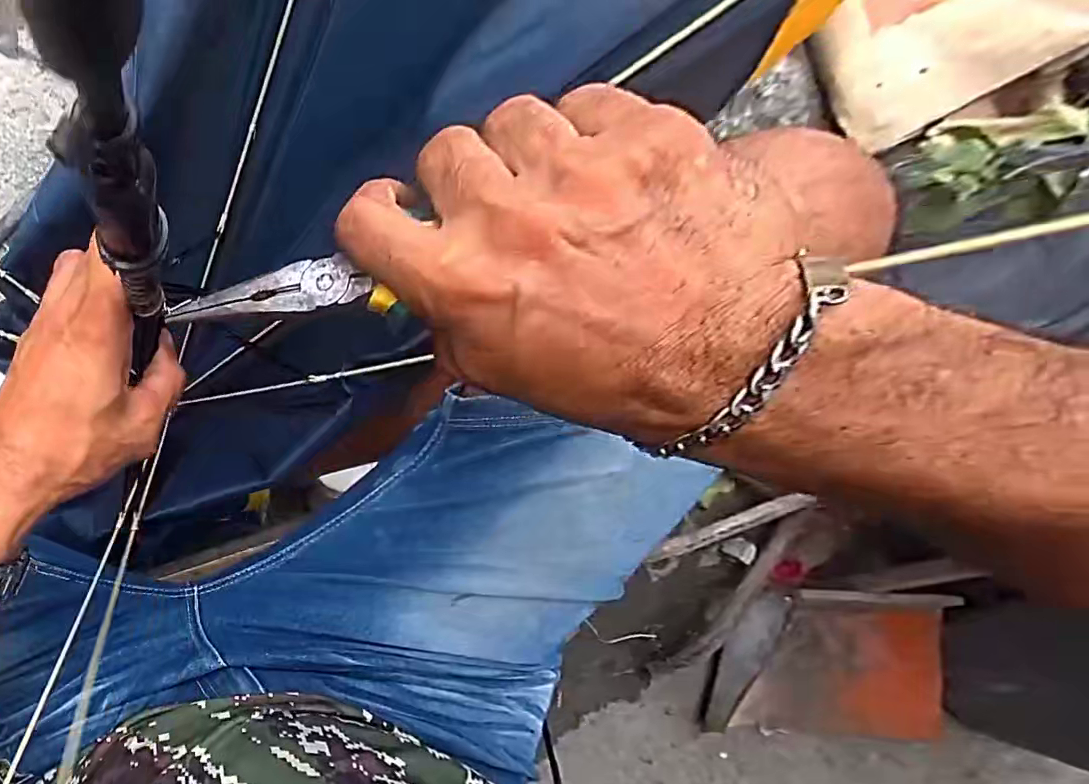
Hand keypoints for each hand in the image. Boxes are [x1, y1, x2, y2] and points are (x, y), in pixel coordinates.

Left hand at [0, 242, 182, 560]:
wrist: (12, 472)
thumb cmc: (70, 452)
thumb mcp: (141, 428)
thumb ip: (167, 381)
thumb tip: (165, 355)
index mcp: (94, 327)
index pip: (108, 251)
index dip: (135, 250)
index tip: (151, 279)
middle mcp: (60, 315)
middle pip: (90, 255)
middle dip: (120, 274)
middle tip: (137, 317)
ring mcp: (38, 325)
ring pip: (68, 274)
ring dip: (96, 290)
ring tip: (114, 334)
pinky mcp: (26, 342)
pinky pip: (55, 304)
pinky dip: (76, 312)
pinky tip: (89, 353)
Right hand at [335, 85, 808, 444]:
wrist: (725, 352)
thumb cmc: (595, 373)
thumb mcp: (487, 365)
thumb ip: (439, 313)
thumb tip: (414, 280)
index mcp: (457, 280)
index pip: (365, 218)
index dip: (369, 213)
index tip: (389, 214)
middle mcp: (503, 215)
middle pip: (440, 150)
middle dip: (453, 177)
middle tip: (483, 202)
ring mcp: (576, 167)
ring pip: (508, 117)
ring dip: (516, 149)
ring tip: (547, 181)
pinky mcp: (645, 132)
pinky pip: (584, 103)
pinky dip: (582, 130)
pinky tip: (600, 166)